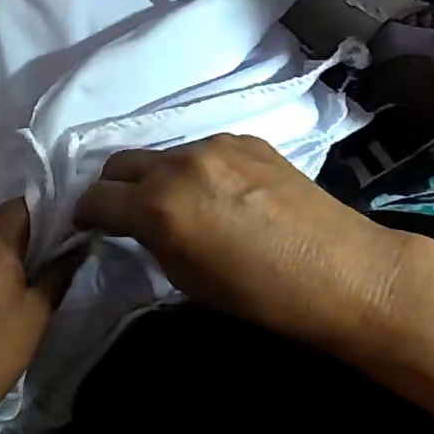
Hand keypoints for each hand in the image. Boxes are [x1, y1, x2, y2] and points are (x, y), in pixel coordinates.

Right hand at [73, 134, 412, 355]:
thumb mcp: (184, 277)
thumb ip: (148, 240)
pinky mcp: (244, 139)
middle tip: (126, 212)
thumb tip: (135, 224)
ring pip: (160, 154)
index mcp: (158, 205)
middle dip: (112, 188)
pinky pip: (200, 150)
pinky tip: (221, 193)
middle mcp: (177, 164)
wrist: (348, 274)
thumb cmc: (260, 294)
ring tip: (180, 202)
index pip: (95, 197)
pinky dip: (194, 169)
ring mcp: (213, 146)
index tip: (91, 227)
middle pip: (117, 163)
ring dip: (155, 176)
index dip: (86, 214)